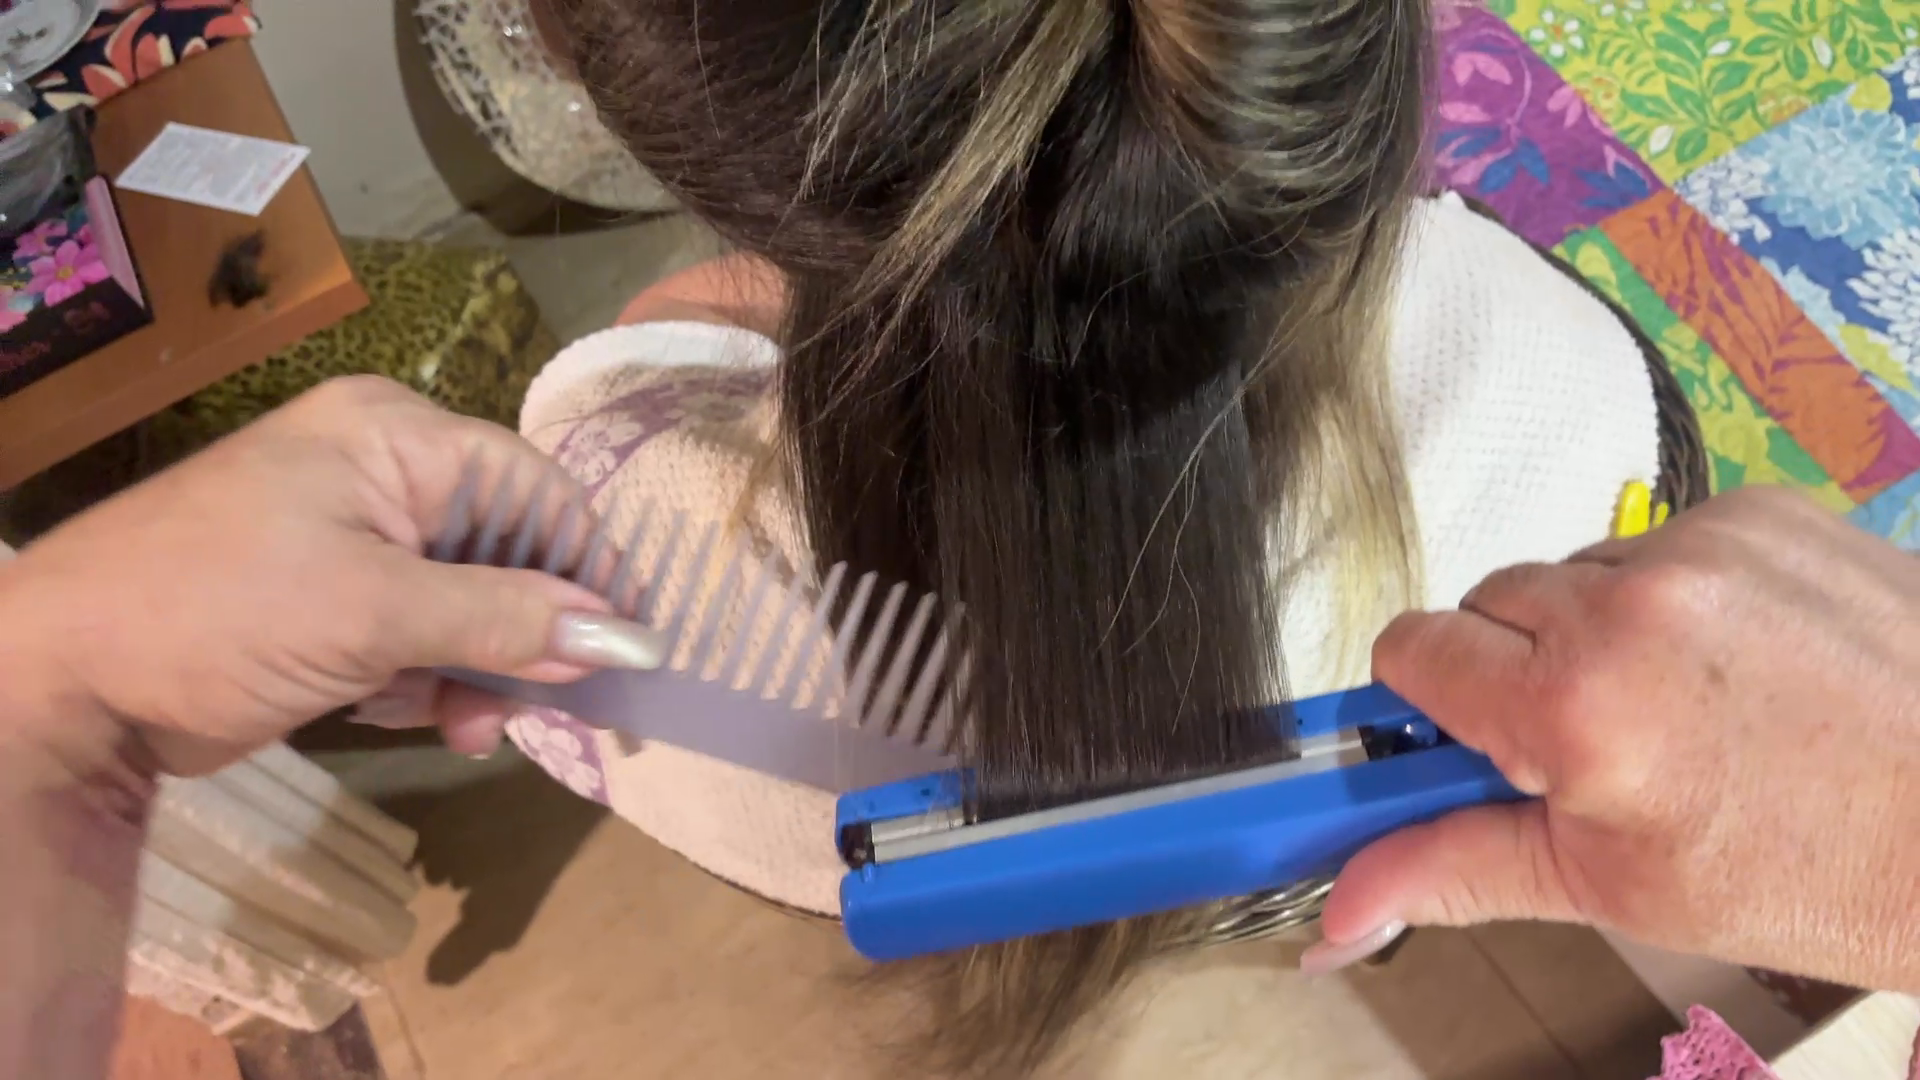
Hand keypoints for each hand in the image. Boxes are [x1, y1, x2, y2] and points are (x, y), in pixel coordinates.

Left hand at [0, 376, 661, 774]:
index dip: (587, 564)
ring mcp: (376, 535)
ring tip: (478, 729)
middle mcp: (397, 474)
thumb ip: (510, 620)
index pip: (538, 491)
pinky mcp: (360, 592)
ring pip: (484, 600)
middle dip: (529, 634)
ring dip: (490, 670)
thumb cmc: (208, 616)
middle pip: (515, 552)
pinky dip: (448, 681)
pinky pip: (443, 629)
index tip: (623, 636)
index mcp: (400, 439)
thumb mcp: (375, 614)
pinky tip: (437, 721)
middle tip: (555, 698)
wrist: (41, 697)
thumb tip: (624, 638)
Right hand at [1312, 487, 1919, 994]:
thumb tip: (1331, 921)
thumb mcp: (1609, 886)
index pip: (1408, 646)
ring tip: (1681, 689)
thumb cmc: (1808, 873)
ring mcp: (1698, 547)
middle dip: (1514, 662)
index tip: (1485, 728)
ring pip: (1560, 573)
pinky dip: (1665, 592)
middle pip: (1482, 605)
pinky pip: (1643, 541)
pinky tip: (1739, 646)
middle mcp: (1625, 607)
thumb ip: (1447, 872)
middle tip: (1597, 725)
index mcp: (1573, 707)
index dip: (1432, 690)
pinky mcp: (1759, 510)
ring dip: (1587, 626)